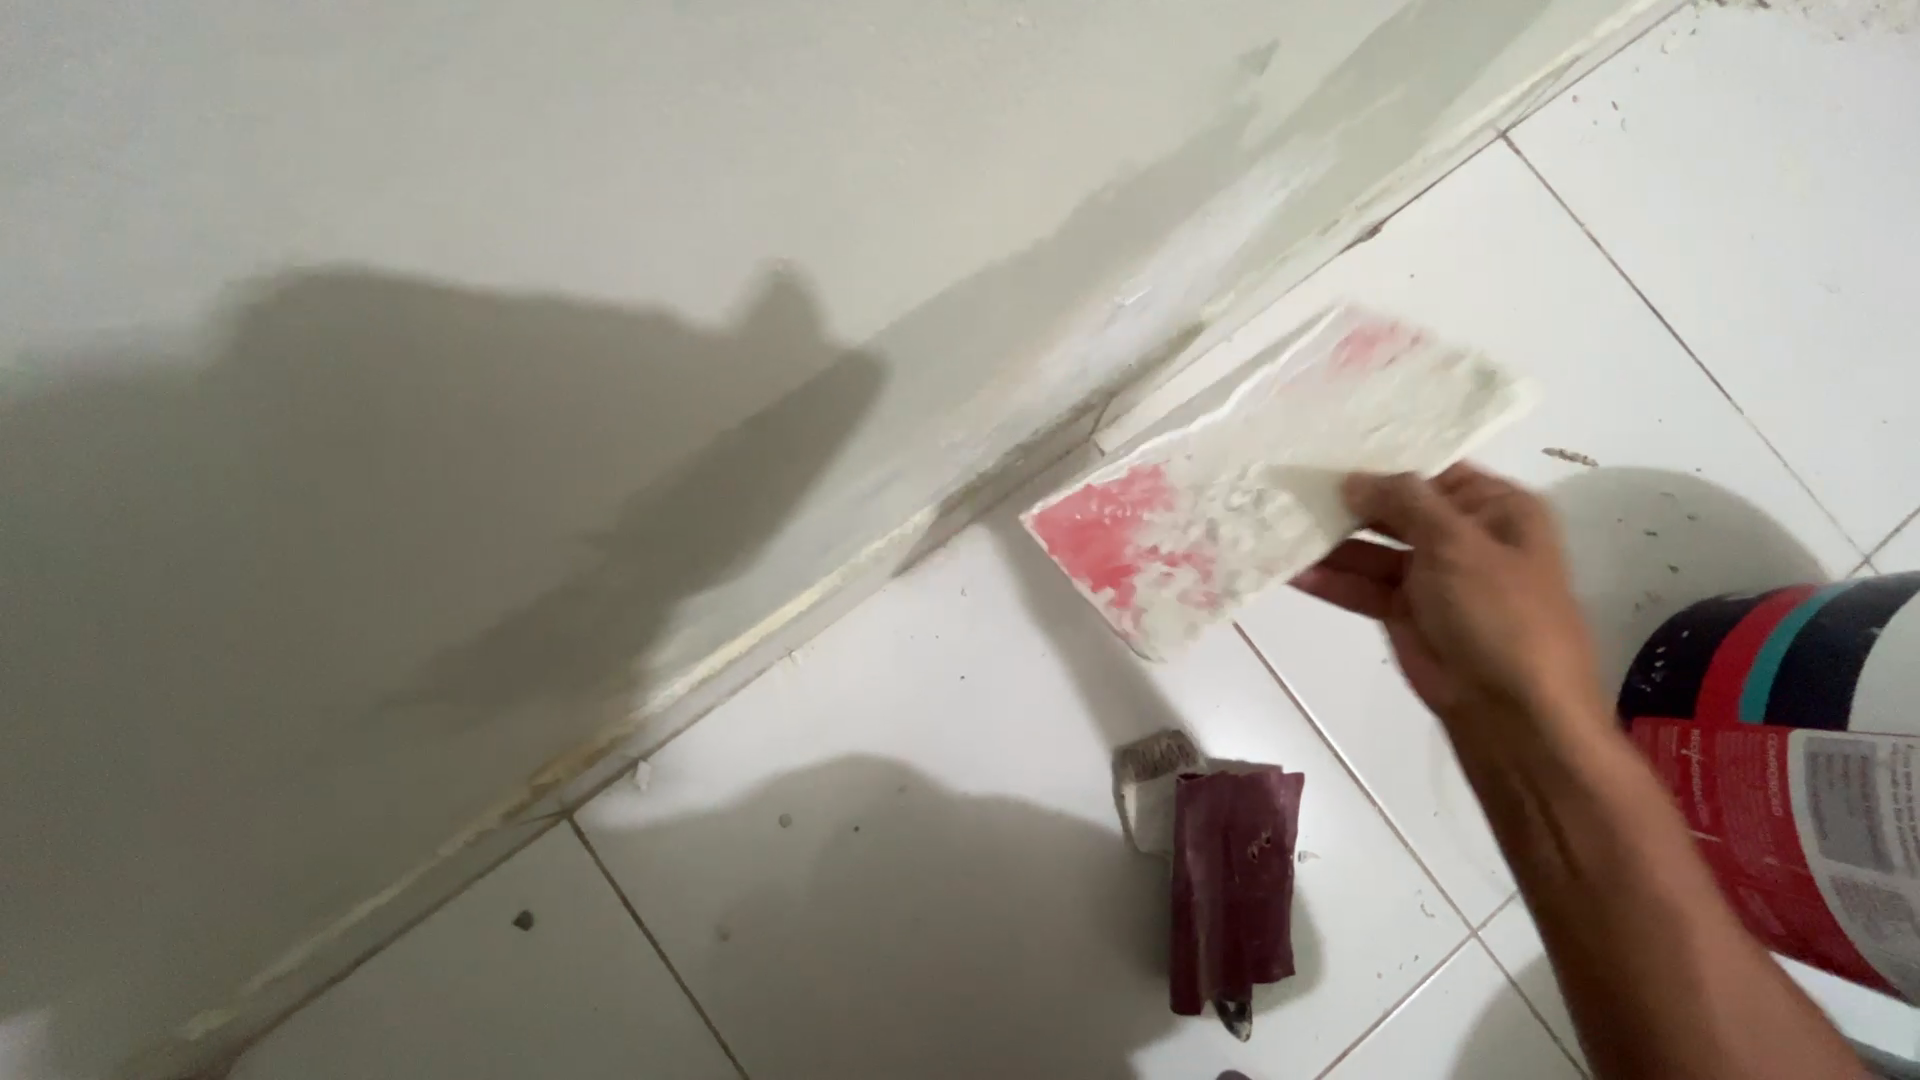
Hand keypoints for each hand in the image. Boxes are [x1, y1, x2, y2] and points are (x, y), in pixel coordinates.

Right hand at [1291, 463, 1604, 734]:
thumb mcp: (1457, 543)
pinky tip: (1292, 571)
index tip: (1329, 449)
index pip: (1432, 472)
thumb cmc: (1499, 612)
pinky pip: (1361, 587)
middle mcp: (1462, 538)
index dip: (1384, 462)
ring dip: (1330, 543)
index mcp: (1495, 510)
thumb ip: (1403, 502)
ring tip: (1280, 528)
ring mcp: (1430, 577)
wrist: (1511, 708)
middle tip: (1292, 488)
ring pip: (1371, 550)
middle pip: (1395, 510)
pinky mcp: (1402, 612)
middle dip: (1347, 504)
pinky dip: (1330, 581)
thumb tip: (1354, 478)